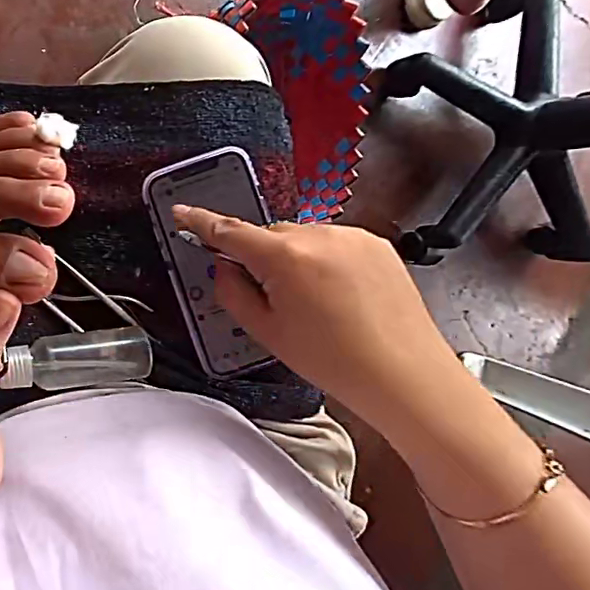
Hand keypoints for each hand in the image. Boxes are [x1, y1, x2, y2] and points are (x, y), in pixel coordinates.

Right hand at [171, 206, 469, 418]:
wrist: (406, 376)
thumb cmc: (338, 360)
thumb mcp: (265, 331)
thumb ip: (232, 292)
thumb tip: (225, 268)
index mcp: (286, 257)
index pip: (229, 231)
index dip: (200, 221)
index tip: (183, 213)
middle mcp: (320, 237)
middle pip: (267, 236)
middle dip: (260, 259)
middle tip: (269, 299)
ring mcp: (352, 237)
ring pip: (299, 239)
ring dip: (293, 261)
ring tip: (312, 305)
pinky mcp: (375, 244)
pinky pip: (330, 243)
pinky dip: (322, 262)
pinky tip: (335, 296)